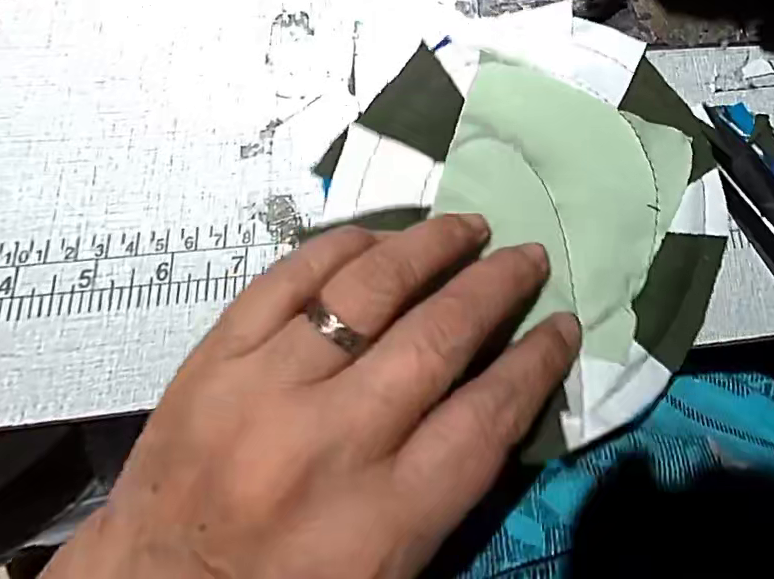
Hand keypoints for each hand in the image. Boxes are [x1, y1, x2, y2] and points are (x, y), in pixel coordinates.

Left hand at [45, 214, 578, 578]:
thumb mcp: (394, 559)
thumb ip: (456, 468)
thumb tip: (511, 365)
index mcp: (377, 523)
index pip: (488, 417)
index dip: (539, 359)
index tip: (563, 323)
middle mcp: (322, 450)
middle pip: (438, 338)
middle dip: (499, 285)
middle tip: (529, 256)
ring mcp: (259, 396)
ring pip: (369, 290)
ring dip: (433, 245)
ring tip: (469, 227)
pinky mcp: (210, 361)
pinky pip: (291, 276)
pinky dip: (347, 245)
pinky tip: (382, 238)